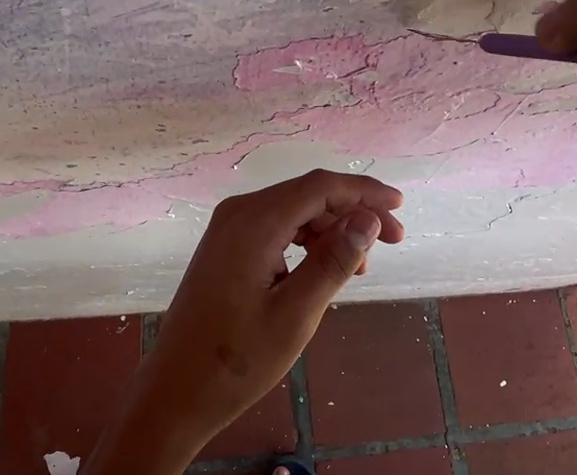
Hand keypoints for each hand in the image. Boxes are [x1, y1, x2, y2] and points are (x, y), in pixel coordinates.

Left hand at [88, 169, 406, 473]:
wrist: (176, 391)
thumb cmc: (238, 359)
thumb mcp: (296, 314)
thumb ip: (333, 261)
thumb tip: (368, 219)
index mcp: (254, 222)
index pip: (319, 186)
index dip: (363, 191)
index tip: (399, 206)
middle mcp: (239, 212)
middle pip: (308, 195)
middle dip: (353, 212)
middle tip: (394, 241)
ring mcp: (229, 227)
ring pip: (294, 211)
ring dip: (332, 229)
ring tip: (362, 266)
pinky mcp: (227, 246)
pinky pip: (277, 227)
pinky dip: (307, 241)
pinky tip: (327, 267)